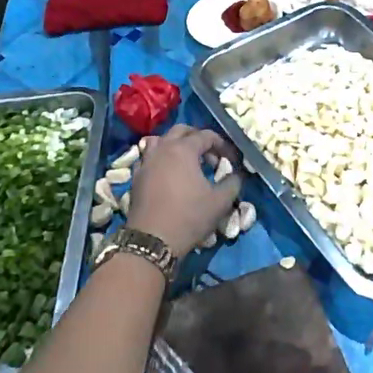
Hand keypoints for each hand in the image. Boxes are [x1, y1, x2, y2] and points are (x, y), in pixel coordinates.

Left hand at [124, 125, 240, 256]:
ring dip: (175, 144)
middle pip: (181, 131)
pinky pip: (148, 157)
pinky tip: (167, 173)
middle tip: (210, 155)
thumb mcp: (220, 201)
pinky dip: (160, 158)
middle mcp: (162, 149)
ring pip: (159, 140)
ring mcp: (146, 162)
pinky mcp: (136, 177)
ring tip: (186, 160)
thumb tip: (236, 175)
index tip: (231, 160)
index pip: (206, 135)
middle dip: (198, 138)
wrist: (152, 241)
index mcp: (183, 149)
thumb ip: (233, 183)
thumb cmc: (189, 217)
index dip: (222, 145)